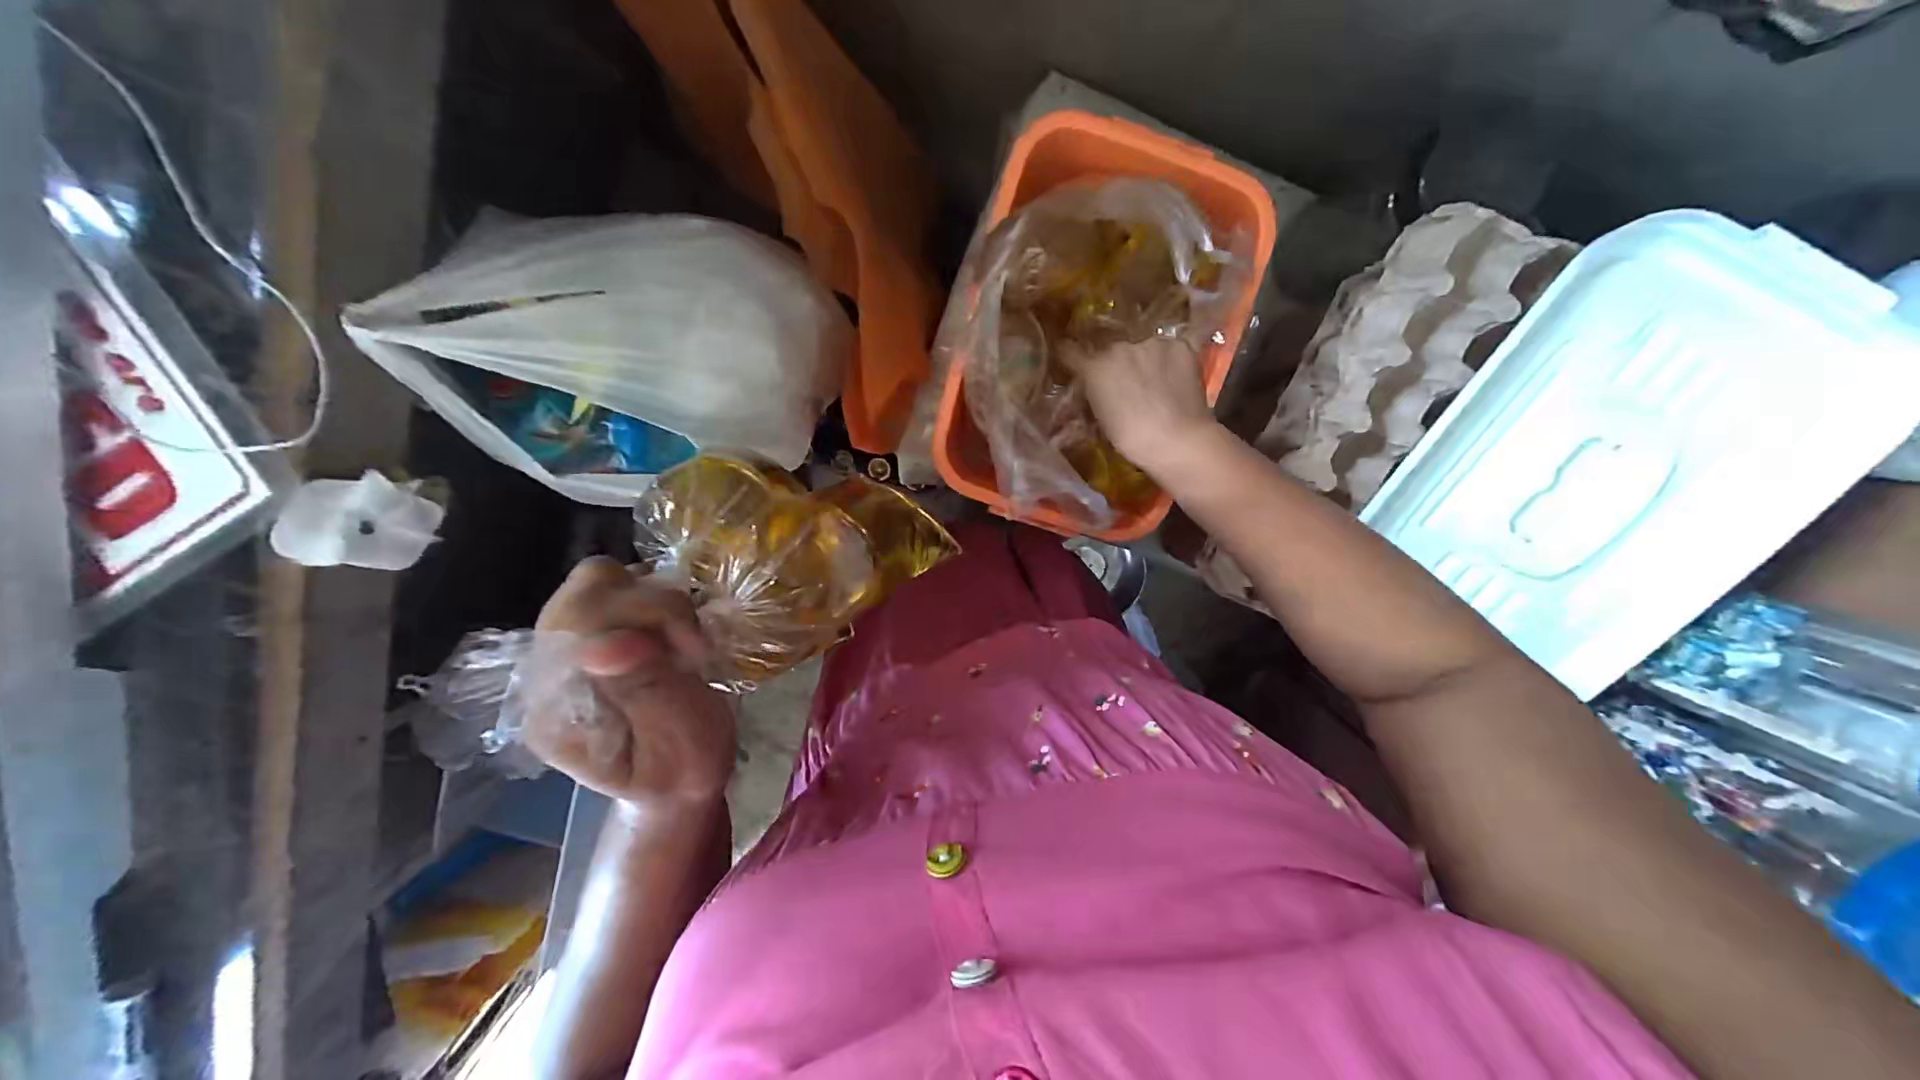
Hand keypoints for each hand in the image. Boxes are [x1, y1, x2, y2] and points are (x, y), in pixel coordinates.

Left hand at [525, 556, 734, 805]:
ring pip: (603, 578)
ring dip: (658, 602)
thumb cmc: (683, 775)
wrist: (681, 782)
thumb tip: (603, 643)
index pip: (579, 624)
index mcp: (556, 710)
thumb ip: (646, 695)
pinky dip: (658, 600)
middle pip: (587, 591)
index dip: (644, 617)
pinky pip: (622, 586)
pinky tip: (677, 636)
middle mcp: (549, 671)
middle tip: (694, 649)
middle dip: (656, 607)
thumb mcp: (680, 749)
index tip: (694, 655)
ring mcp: (571, 647)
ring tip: (686, 644)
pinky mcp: (598, 631)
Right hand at [1070, 336, 1220, 479]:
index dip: (1071, 356)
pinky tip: (1176, 378)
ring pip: (1144, 348)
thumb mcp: (1101, 417)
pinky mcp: (1180, 345)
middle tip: (1128, 384)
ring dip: (1145, 361)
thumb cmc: (1132, 439)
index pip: (1070, 351)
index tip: (1074, 361)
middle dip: (1117, 363)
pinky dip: (1170, 361)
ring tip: (1157, 383)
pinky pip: (1170, 349)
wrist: (1176, 439)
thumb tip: (1099, 388)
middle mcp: (1119, 347)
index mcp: (1094, 368)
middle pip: (1113, 350)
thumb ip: (1096, 394)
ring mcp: (1152, 343)